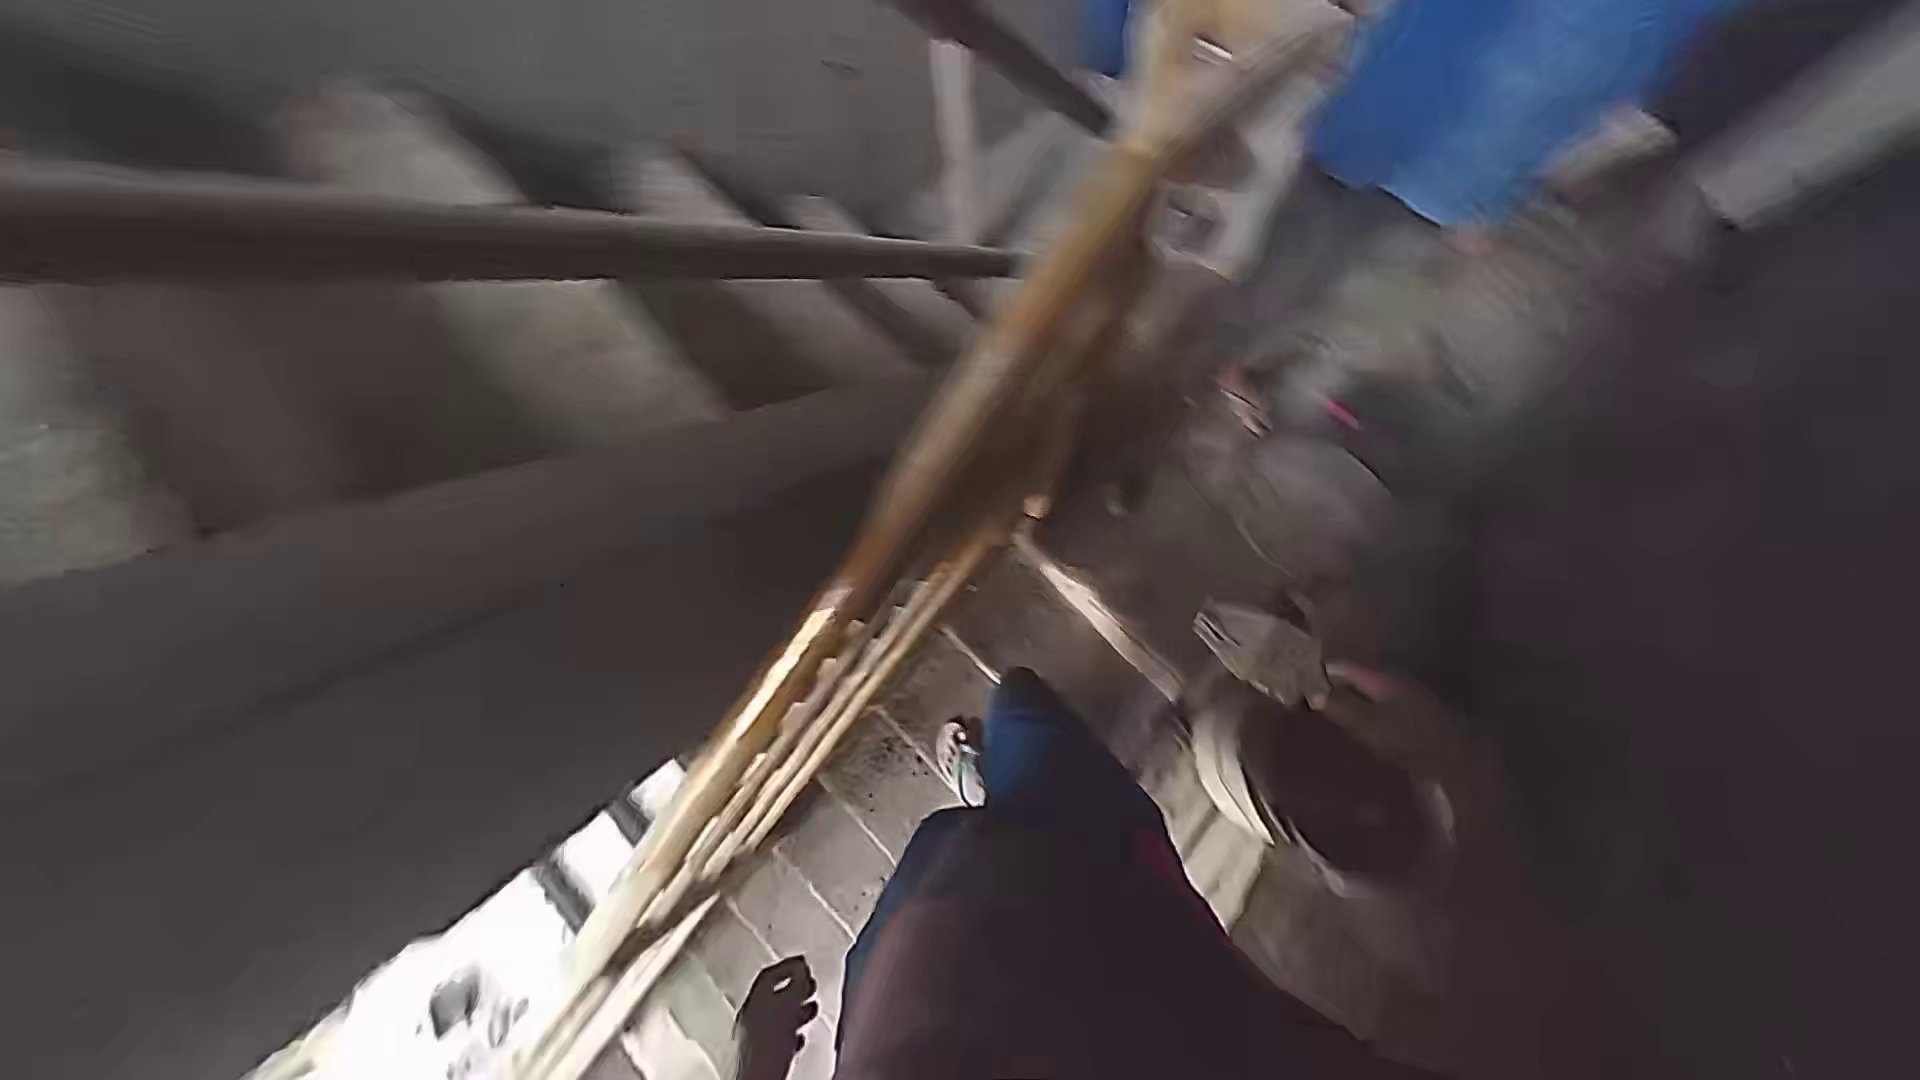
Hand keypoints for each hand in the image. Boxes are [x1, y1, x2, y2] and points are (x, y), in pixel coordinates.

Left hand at [731, 956, 817, 1079]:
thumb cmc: (768, 1044)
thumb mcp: (789, 1004)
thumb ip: (797, 982)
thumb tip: (801, 969)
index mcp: (754, 999)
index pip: (770, 974)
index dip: (788, 965)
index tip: (803, 962)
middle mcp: (750, 1016)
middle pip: (775, 994)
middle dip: (796, 988)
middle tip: (810, 985)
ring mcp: (753, 1038)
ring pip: (779, 1017)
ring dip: (797, 1011)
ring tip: (811, 1010)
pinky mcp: (760, 1058)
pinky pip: (778, 1039)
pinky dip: (792, 1033)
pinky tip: (799, 1037)